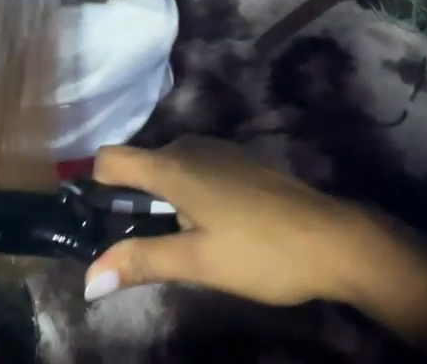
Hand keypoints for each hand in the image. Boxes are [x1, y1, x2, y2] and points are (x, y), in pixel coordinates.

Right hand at [82, 136, 367, 306]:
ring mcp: (215, 150)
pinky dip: (188, 193)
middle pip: (137, 164)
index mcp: (170, 166)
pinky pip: (193, 168)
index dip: (96, 187)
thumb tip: (88, 279)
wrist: (337, 240)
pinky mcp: (237, 160)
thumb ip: (141, 262)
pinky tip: (216, 228)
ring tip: (185, 241)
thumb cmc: (261, 251)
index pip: (108, 159)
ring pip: (167, 167)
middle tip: (150, 245)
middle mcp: (186, 146)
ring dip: (163, 199)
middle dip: (133, 201)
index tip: (105, 222)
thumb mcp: (198, 263)